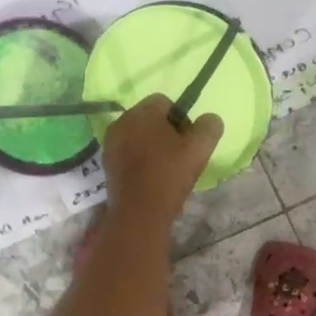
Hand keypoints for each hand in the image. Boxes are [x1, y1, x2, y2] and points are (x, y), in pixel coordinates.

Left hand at [102, 95, 223, 226]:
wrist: (139, 214)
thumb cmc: (169, 177)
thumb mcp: (199, 150)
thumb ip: (209, 127)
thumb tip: (210, 119)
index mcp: (142, 113)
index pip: (165, 102)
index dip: (181, 119)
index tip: (187, 143)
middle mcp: (121, 121)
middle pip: (149, 117)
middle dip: (165, 131)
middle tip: (177, 156)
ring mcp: (110, 142)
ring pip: (137, 134)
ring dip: (151, 145)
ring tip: (163, 168)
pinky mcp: (106, 162)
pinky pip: (127, 150)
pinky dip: (138, 158)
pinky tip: (148, 177)